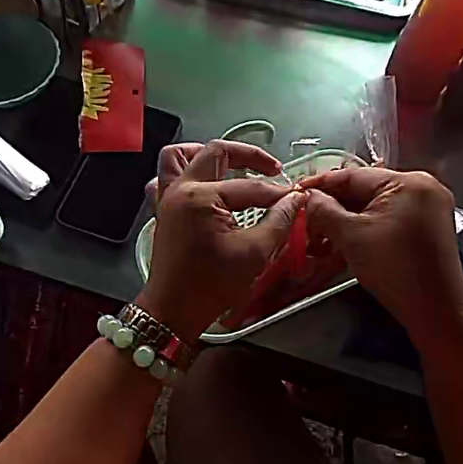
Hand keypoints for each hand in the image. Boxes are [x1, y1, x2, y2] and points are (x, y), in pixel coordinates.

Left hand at [140, 140, 303, 340]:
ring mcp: (167, 198)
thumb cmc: (212, 285)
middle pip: (215, 152)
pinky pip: (165, 178)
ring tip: (231, 165)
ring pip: (179, 156)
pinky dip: (183, 173)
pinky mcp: (163, 211)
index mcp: (201, 198)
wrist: (173, 311)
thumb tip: (296, 200)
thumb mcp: (255, 253)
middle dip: (248, 156)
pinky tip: (202, 184)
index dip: (278, 193)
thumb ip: (279, 221)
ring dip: (206, 154)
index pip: (250, 187)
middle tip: (272, 169)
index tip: (298, 198)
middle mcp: (181, 190)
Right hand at [301, 167, 462, 328]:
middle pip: (367, 189)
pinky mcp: (429, 225)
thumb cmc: (394, 269)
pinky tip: (345, 238)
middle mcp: (424, 186)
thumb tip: (307, 198)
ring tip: (321, 233)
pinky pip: (391, 217)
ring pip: (377, 204)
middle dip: (335, 205)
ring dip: (349, 218)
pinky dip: (368, 226)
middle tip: (306, 216)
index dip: (322, 184)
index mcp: (409, 181)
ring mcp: (429, 206)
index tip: (297, 191)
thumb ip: (324, 211)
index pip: (355, 175)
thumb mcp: (352, 237)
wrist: (436, 309)